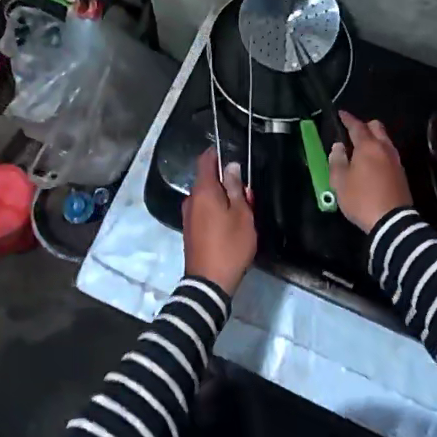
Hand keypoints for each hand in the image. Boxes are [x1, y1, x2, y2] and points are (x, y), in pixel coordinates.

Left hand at [183, 148, 256, 294]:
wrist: (209, 282)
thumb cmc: (229, 245)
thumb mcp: (241, 215)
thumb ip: (236, 188)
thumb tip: (230, 167)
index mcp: (203, 191)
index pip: (205, 161)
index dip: (217, 154)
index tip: (230, 154)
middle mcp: (191, 199)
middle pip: (208, 181)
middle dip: (227, 183)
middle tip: (247, 196)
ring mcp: (188, 215)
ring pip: (207, 197)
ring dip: (223, 199)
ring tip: (243, 214)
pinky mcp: (190, 230)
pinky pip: (204, 211)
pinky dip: (217, 211)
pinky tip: (231, 225)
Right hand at [329, 111, 412, 232]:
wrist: (392, 223)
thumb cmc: (361, 198)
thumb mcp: (339, 181)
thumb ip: (337, 160)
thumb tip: (338, 146)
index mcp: (368, 147)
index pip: (357, 126)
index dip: (347, 119)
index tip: (340, 114)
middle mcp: (385, 149)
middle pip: (377, 127)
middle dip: (364, 126)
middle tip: (351, 133)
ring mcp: (396, 161)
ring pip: (385, 141)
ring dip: (373, 140)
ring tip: (360, 150)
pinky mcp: (401, 174)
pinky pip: (389, 154)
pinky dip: (380, 152)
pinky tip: (372, 163)